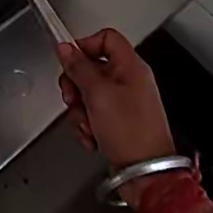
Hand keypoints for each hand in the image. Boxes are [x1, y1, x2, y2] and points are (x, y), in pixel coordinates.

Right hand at [56, 29, 175, 170]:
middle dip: (76, 85)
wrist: (146, 173)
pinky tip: (92, 136)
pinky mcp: (118, 120)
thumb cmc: (132, 134)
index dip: (85, 46)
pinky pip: (92, 112)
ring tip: (87, 123)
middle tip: (74, 97)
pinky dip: (87, 124)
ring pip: (88, 92)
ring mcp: (124, 101)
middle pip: (91, 67)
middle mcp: (129, 81)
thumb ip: (78, 68)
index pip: (106, 38)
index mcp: (131, 67)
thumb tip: (65, 49)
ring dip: (80, 110)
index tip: (70, 61)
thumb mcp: (97, 94)